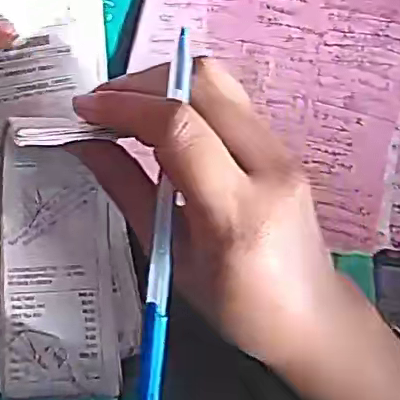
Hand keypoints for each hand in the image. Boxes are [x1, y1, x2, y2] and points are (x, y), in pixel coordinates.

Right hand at [66, 59, 353, 369]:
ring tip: (124, 108)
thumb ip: (127, 190)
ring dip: (162, 82)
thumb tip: (85, 143)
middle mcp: (269, 166)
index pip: (180, 127)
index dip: (125, 106)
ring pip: (217, 81)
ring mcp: (283, 150)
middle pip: (203, 84)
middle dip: (141, 83)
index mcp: (237, 210)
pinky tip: (157, 120)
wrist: (314, 318)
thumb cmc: (236, 306)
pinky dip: (182, 95)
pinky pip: (226, 99)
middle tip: (101, 104)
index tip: (84, 109)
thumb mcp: (170, 255)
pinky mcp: (282, 143)